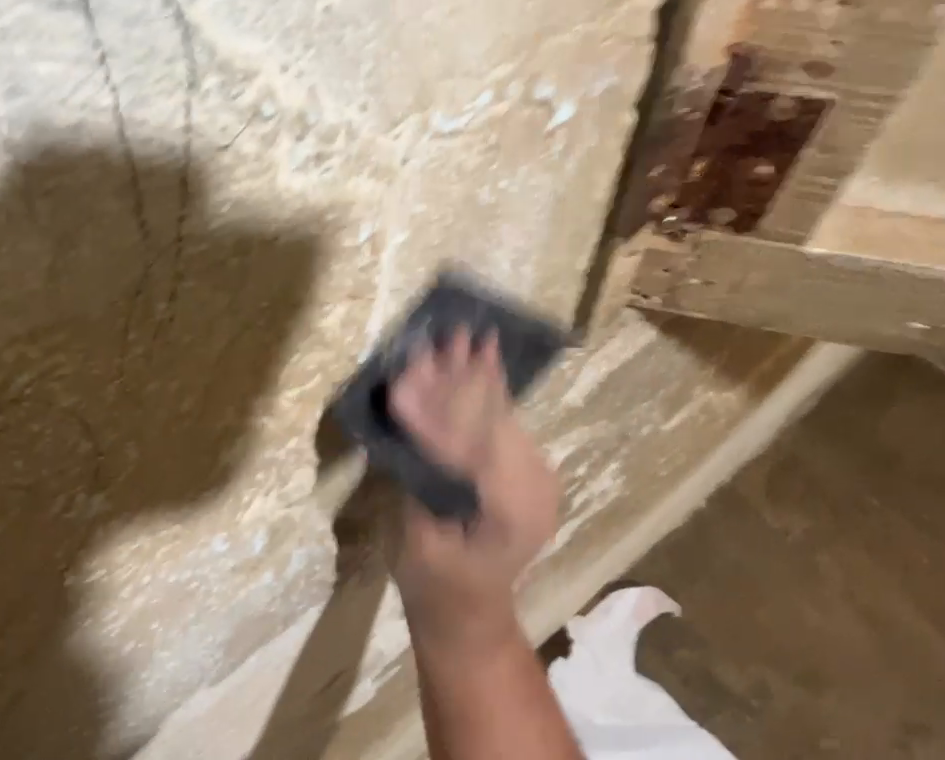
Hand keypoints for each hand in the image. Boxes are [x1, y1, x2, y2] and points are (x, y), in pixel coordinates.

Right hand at [389, 328, 559, 647]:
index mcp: (513, 515)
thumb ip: (417, 471)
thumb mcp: (418, 534)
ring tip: (455, 335)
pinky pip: (503, 423)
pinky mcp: (531, 466)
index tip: (407, 377)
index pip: (474, 447)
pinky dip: (483, 392)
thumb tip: (403, 409)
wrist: (470, 610)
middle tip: (443, 334)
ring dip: (472, 376)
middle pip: (494, 420)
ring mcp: (541, 476)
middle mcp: (539, 489)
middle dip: (461, 379)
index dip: (439, 409)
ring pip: (501, 414)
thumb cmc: (435, 582)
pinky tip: (474, 357)